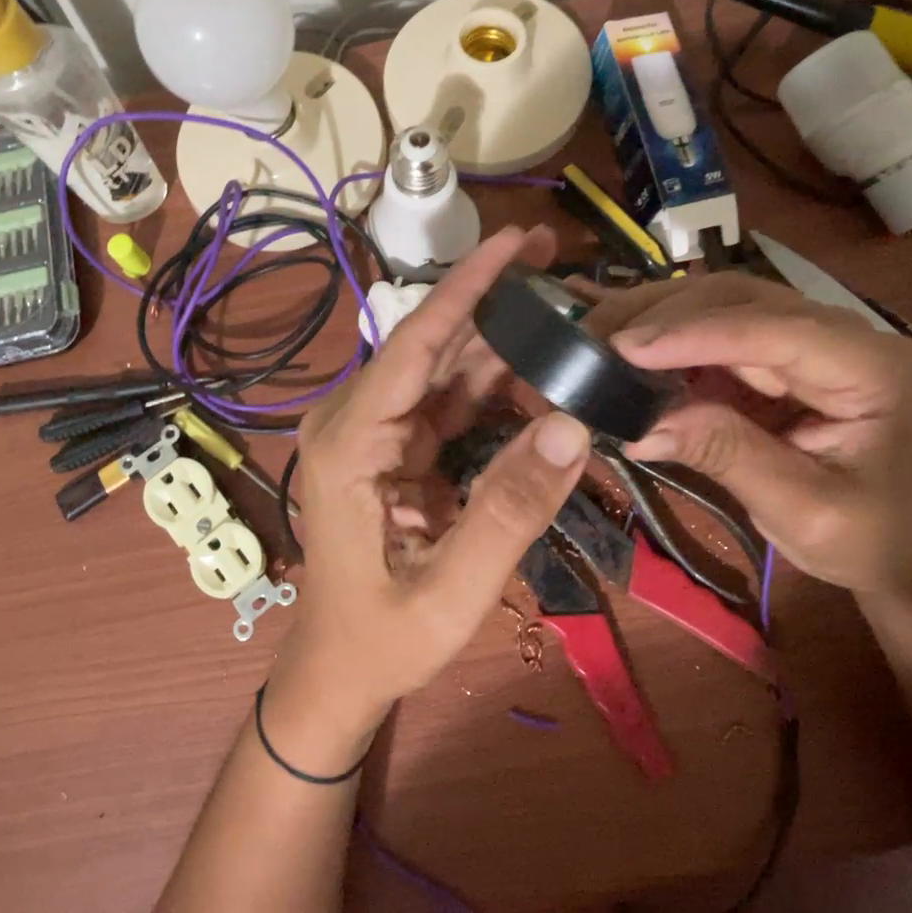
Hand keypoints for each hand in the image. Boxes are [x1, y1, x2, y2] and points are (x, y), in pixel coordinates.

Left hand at [272, 227, 592, 764]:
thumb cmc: (381, 638)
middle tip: (570, 278)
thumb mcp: (451, 589)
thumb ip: (509, 511)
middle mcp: (355, 422)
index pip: (415, 344)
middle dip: (500, 310)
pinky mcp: (393, 452)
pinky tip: (544, 382)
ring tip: (573, 327)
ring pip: (447, 373)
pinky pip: (451, 408)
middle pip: (435, 348)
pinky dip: (497, 394)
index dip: (468, 287)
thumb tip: (572, 423)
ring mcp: (374, 435)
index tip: (519, 240)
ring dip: (505, 351)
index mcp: (350, 442)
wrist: (337, 672)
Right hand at [582, 271, 911, 595]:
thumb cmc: (868, 539)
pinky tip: (625, 342)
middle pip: (747, 299)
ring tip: (598, 334)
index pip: (778, 331)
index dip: (697, 334)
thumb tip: (643, 427)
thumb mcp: (802, 510)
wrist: (902, 551)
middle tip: (595, 337)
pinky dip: (668, 336)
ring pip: (726, 303)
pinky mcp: (780, 358)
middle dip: (667, 314)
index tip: (625, 347)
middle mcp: (847, 338)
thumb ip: (728, 456)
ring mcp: (812, 342)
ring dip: (659, 315)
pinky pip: (717, 331)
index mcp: (874, 371)